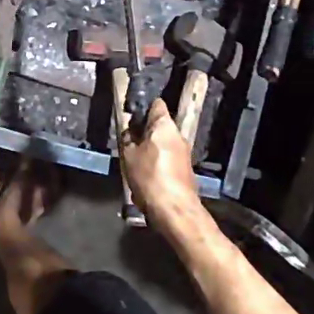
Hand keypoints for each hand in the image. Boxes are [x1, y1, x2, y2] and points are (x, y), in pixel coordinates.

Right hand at [121, 99, 204, 227]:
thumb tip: (130, 131)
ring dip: (150, 148)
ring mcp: (184, 153)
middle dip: (145, 132)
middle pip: (159, 125)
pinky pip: (168, 158)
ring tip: (134, 160)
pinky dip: (158, 162)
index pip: (156, 104)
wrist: (174, 209)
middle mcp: (178, 135)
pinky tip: (146, 176)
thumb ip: (128, 139)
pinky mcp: (185, 169)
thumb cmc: (149, 176)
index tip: (130, 116)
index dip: (142, 107)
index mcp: (165, 125)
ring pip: (163, 143)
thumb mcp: (128, 156)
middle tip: (128, 141)